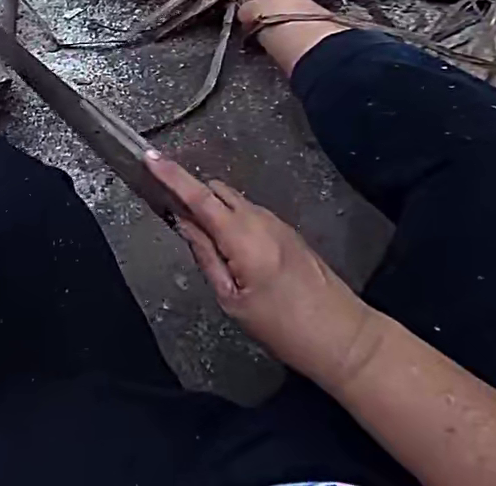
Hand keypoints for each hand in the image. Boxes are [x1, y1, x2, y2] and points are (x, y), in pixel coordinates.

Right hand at [147, 152, 383, 387]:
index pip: (198, 195)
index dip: (171, 174)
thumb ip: (205, 255)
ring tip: (208, 244)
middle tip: (177, 219)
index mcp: (242, 236)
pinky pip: (248, 212)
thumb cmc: (284, 327)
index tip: (148, 156)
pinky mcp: (287, 230)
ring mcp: (276, 222)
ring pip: (232, 200)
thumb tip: (183, 222)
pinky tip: (235, 251)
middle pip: (214, 189)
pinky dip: (231, 218)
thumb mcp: (233, 300)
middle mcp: (259, 219)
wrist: (347, 339)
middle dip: (192, 194)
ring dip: (213, 208)